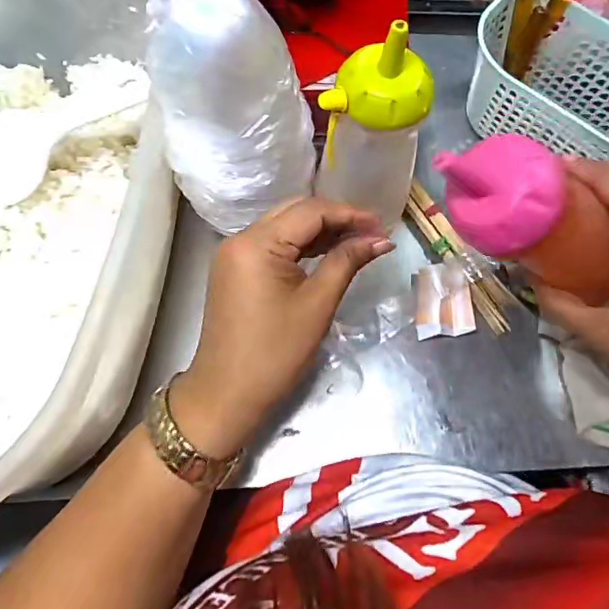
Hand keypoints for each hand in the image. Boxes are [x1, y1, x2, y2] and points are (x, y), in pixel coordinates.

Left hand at [170, 198, 392, 456]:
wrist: (226, 397)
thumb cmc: (275, 353)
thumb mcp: (317, 304)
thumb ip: (348, 261)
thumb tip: (381, 239)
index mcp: (257, 244)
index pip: (311, 211)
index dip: (350, 214)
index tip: (383, 225)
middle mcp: (241, 238)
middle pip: (297, 211)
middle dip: (337, 218)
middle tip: (373, 232)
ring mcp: (235, 253)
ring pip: (286, 225)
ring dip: (322, 230)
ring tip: (359, 241)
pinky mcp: (237, 269)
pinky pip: (275, 243)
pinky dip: (304, 245)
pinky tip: (331, 252)